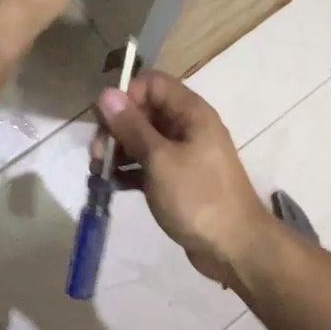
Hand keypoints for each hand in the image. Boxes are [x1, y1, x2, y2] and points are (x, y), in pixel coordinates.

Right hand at [94, 72, 273, 286]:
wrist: (234, 246)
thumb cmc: (198, 197)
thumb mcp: (159, 159)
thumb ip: (131, 126)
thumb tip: (106, 93)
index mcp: (191, 113)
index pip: (152, 83)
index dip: (126, 96)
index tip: (106, 122)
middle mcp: (189, 127)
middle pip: (144, 111)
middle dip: (117, 128)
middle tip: (97, 154)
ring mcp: (185, 155)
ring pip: (144, 140)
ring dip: (119, 151)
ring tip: (99, 172)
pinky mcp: (179, 180)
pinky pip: (148, 165)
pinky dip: (130, 171)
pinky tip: (111, 185)